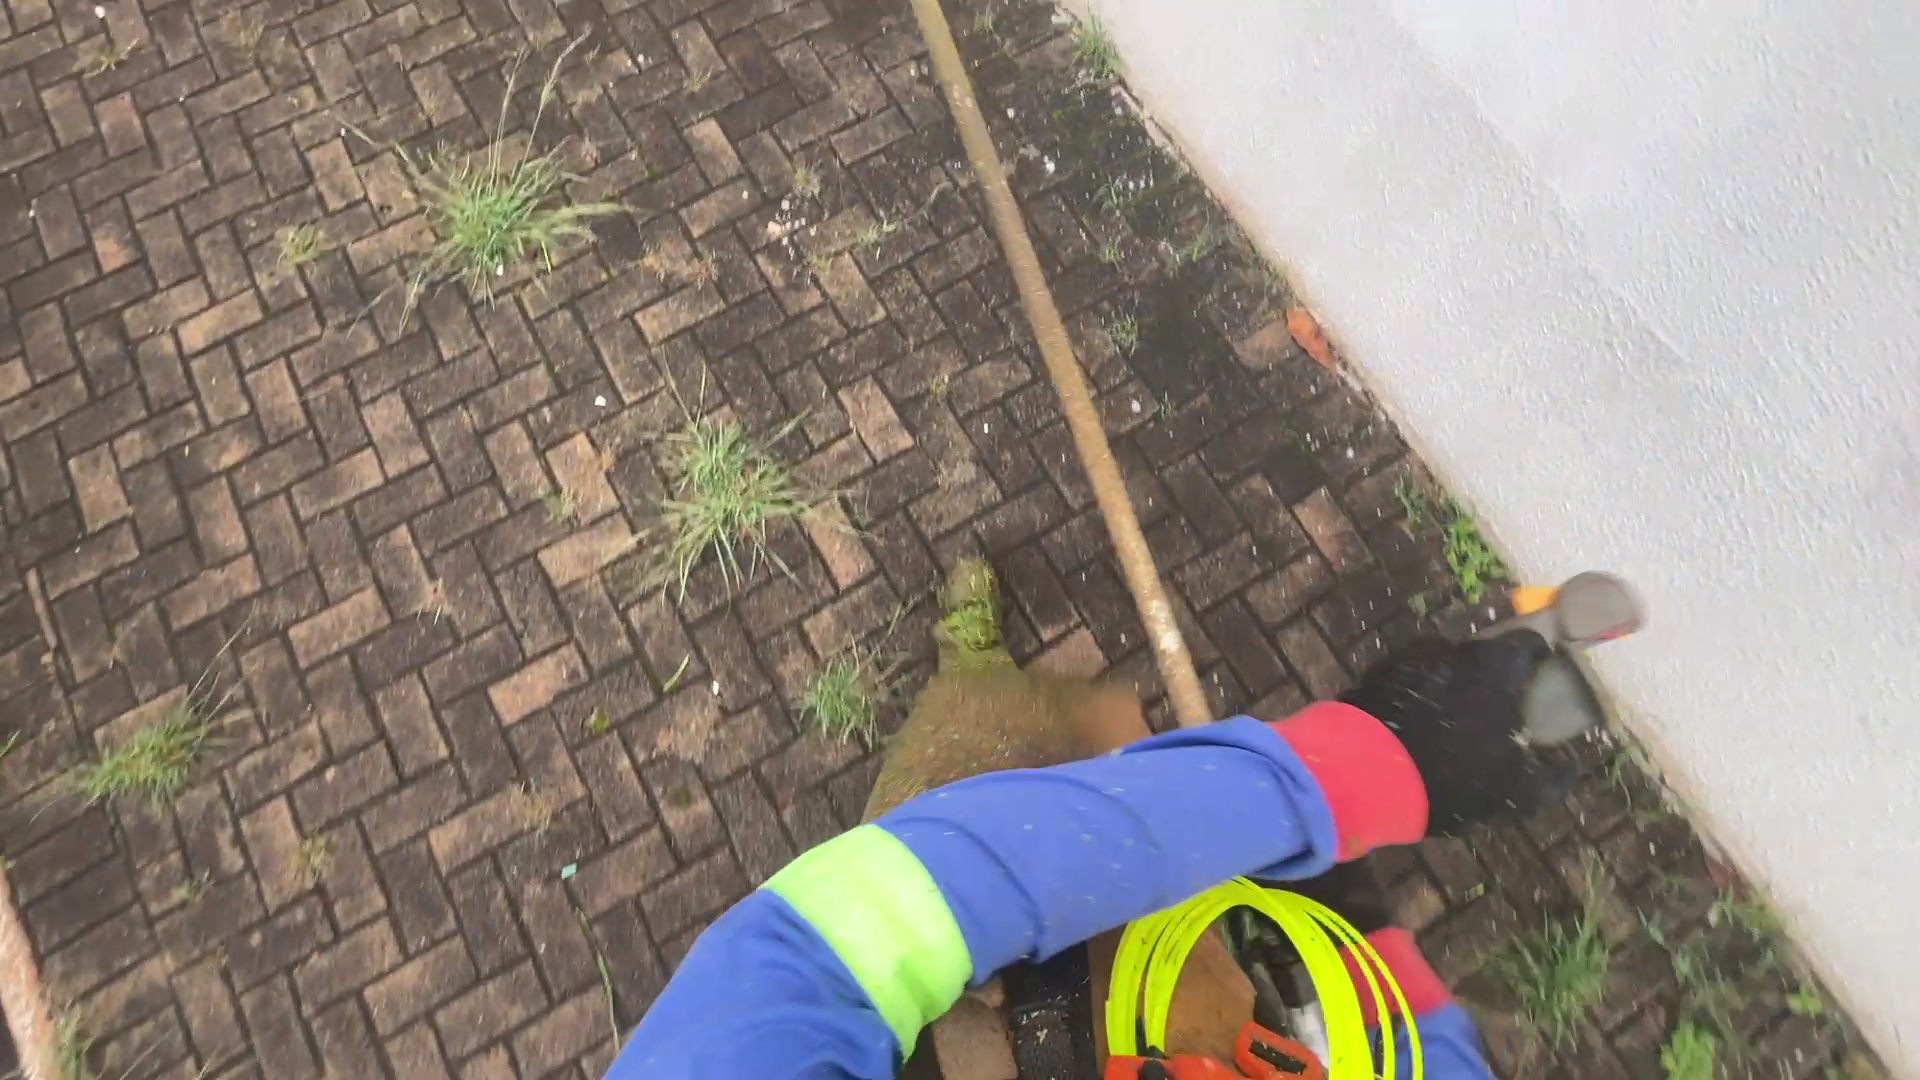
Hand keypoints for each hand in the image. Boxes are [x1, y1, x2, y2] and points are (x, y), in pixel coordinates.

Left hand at [1339, 631, 1557, 835]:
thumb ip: (1552, 775)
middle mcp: (1448, 653)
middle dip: (1490, 672)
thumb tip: (1569, 763)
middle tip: (1495, 702)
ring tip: (1452, 712)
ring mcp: (1404, 660)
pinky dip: (1416, 689)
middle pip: (1478, 652)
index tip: (1541, 672)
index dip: (1535, 654)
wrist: (1364, 775)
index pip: (1524, 642)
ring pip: (1438, 661)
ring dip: (1449, 679)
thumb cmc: (1451, 780)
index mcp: (1492, 669)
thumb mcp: (1518, 792)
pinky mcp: (1373, 674)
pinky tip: (1416, 717)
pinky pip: (1406, 675)